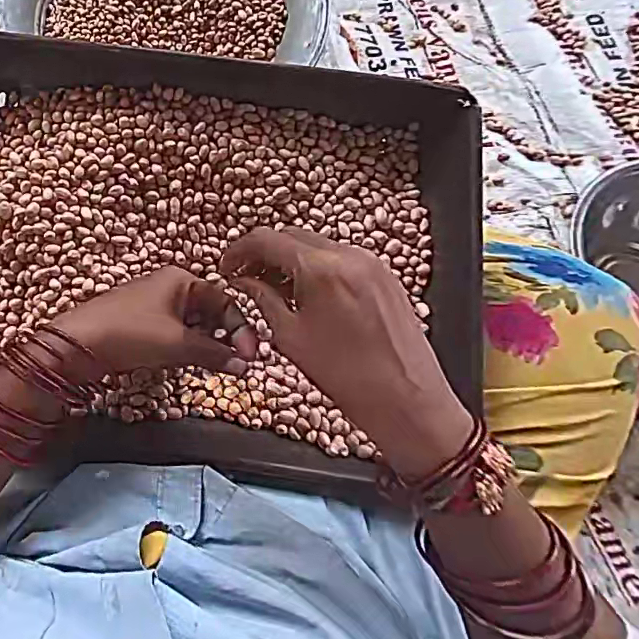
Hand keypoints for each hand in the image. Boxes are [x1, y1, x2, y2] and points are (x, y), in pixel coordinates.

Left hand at [50, 267, 260, 379]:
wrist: (77, 344)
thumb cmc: (129, 332)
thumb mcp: (177, 343)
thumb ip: (214, 353)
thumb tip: (244, 365)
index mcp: (181, 279)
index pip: (225, 300)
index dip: (241, 329)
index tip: (251, 357)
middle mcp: (169, 286)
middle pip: (210, 311)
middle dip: (225, 337)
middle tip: (238, 364)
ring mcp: (153, 305)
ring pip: (192, 325)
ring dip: (205, 345)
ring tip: (217, 366)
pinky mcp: (140, 324)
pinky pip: (174, 334)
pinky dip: (185, 348)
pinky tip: (189, 363)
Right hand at [221, 228, 472, 476]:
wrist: (410, 403)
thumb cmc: (350, 378)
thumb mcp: (290, 337)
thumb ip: (262, 299)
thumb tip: (243, 281)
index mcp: (322, 270)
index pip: (266, 239)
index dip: (239, 250)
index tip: (228, 265)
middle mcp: (350, 257)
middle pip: (291, 236)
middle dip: (263, 252)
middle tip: (246, 276)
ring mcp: (372, 264)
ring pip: (316, 245)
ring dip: (289, 259)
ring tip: (274, 288)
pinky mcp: (386, 277)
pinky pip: (340, 258)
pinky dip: (316, 267)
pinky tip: (305, 294)